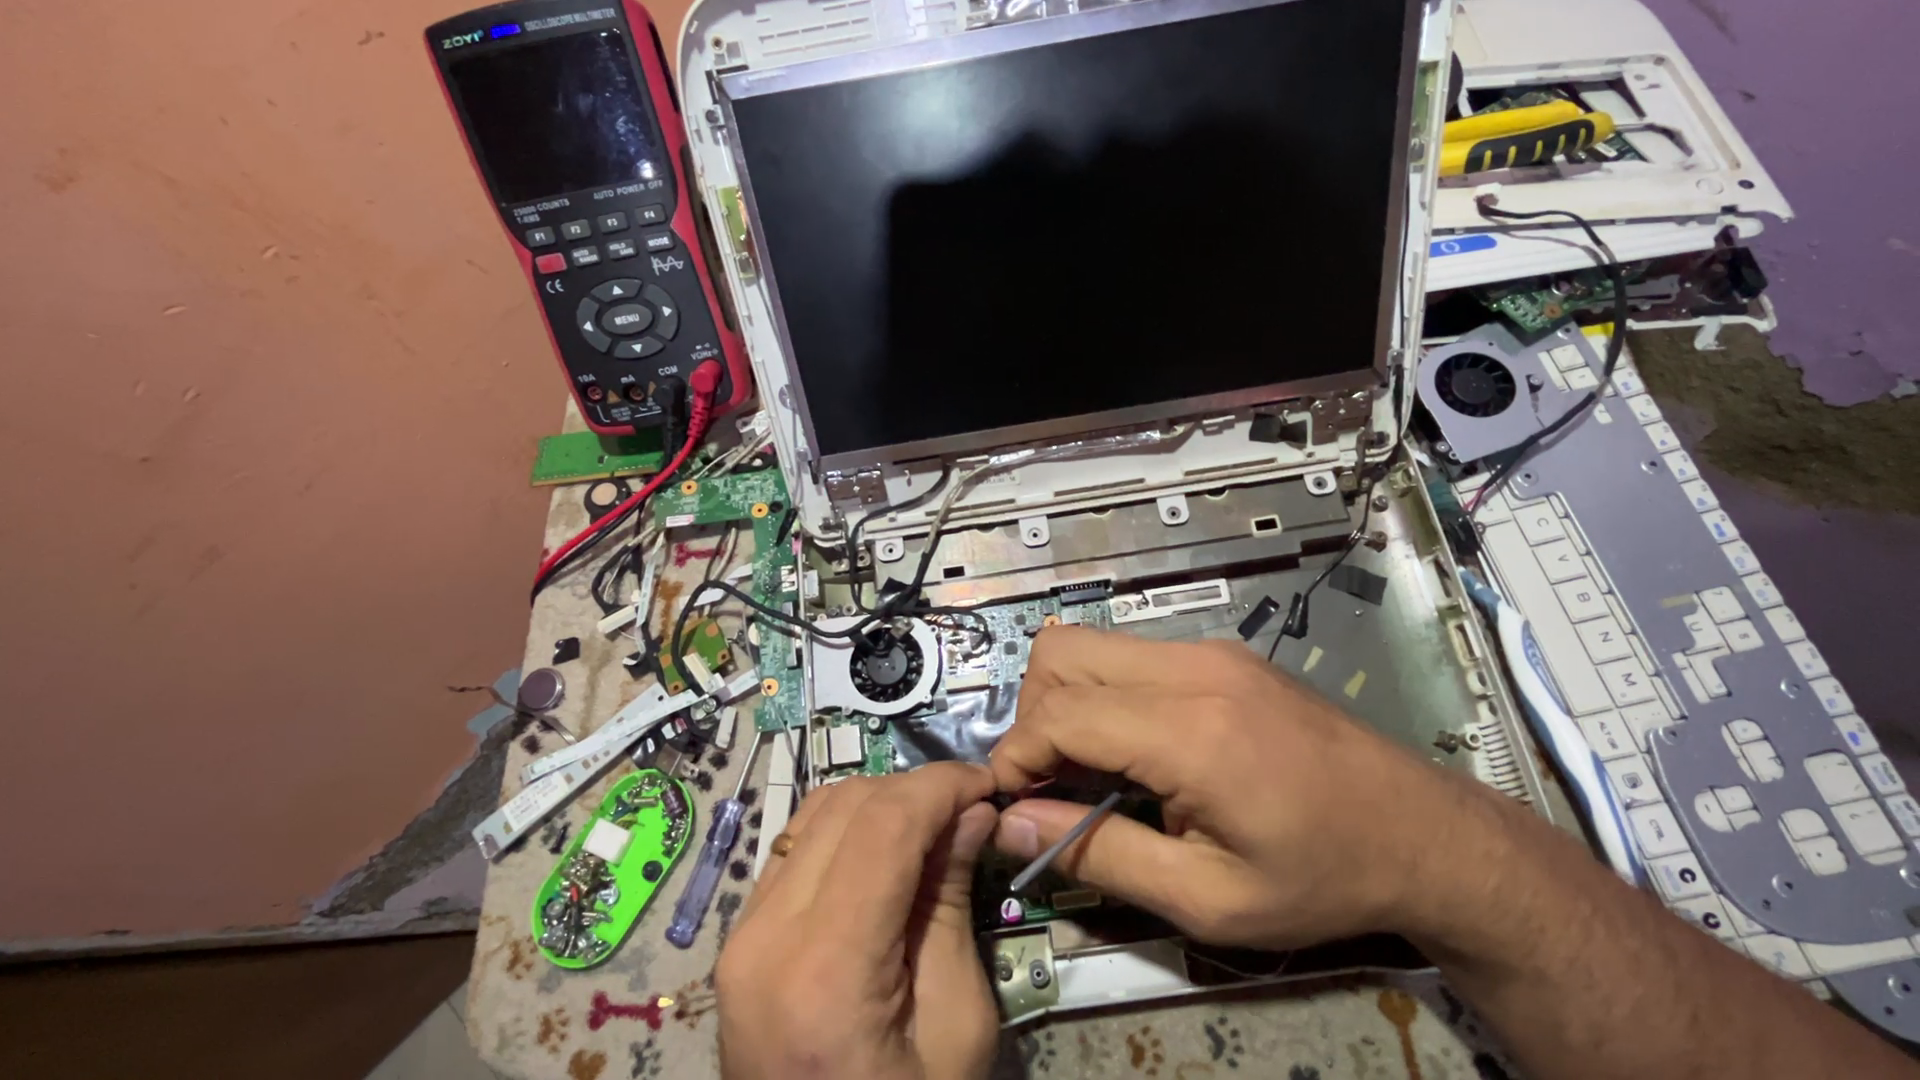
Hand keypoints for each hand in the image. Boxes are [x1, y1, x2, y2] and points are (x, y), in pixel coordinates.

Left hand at [716, 762, 999, 1079]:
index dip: (942, 786)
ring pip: (814, 813)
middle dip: (916, 790)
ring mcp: (740, 935)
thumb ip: (952, 907)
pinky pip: (795, 848)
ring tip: (931, 829)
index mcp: (826, 970)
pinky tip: (885, 854)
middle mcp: (766, 936)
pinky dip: (845, 831)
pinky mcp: (737, 939)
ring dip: (880, 803)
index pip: (884, 824)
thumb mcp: (955, 1026)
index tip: (989, 784)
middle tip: (969, 811)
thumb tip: (970, 814)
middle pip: (846, 806)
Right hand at [989, 627, 1478, 949]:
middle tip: (1053, 785)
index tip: (1013, 805)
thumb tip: (1010, 824)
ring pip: (1090, 644)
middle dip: (1032, 717)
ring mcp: (1211, 652)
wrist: (1425, 836)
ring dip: (1065, 702)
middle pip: (1059, 653)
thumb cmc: (1322, 879)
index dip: (1015, 756)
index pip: (1058, 712)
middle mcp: (1194, 669)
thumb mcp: (1207, 899)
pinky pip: (1130, 654)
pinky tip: (1135, 751)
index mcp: (1191, 731)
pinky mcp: (1222, 655)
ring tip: (1091, 772)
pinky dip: (1104, 694)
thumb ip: (1099, 856)